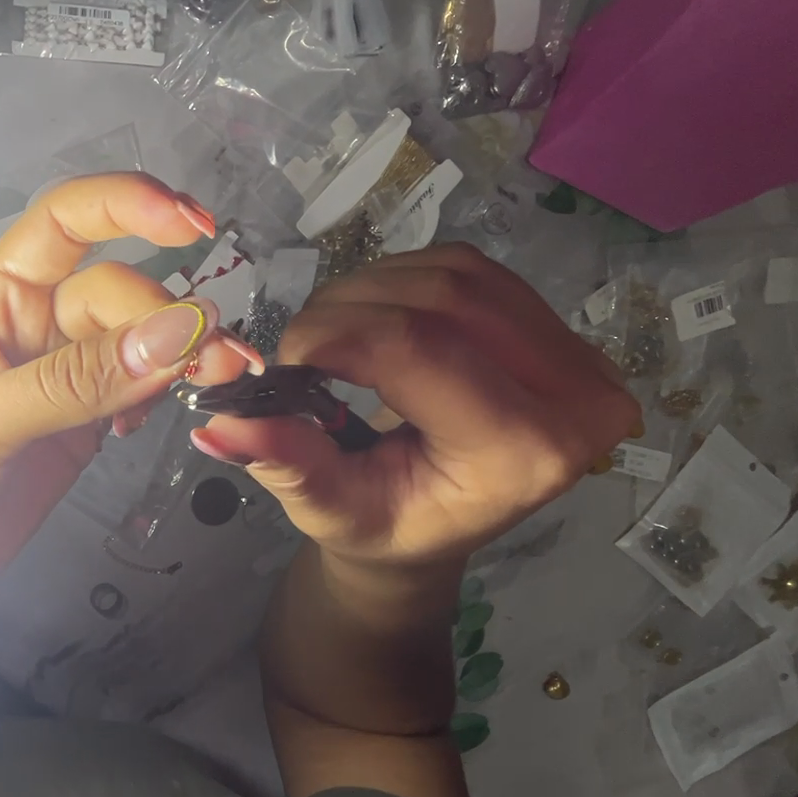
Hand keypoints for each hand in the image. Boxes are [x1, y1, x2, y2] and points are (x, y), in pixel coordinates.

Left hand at [0, 174, 249, 620]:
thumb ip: (73, 381)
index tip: (192, 223)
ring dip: (181, 353)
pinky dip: (159, 394)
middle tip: (216, 359)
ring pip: (137, 340)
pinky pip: (136, 389)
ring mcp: (59, 376)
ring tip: (214, 381)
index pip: (64, 223)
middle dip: (170, 313)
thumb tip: (175, 332)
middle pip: (117, 290)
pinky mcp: (79, 424)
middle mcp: (30, 325)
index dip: (127, 205)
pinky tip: (147, 422)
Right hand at [192, 244, 640, 575]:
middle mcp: (577, 398)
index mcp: (521, 454)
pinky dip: (399, 279)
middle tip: (299, 351)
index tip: (283, 365)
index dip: (332, 336)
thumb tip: (217, 424)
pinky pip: (467, 268)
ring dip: (368, 289)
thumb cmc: (382, 528)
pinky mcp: (557, 327)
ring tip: (331, 336)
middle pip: (439, 298)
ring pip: (453, 273)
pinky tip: (373, 317)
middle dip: (344, 309)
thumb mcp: (328, 510)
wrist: (433, 523)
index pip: (418, 348)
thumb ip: (286, 465)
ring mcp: (580, 355)